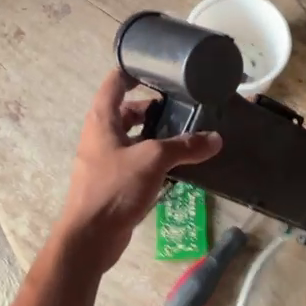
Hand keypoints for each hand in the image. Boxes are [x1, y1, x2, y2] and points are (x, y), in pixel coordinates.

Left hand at [52, 70, 222, 275]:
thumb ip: (185, 146)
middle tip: (183, 103)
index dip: (135, 69)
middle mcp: (100, 134)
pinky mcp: (112, 181)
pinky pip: (135, 159)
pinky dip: (153, 156)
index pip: (116, 81)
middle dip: (153, 105)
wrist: (89, 238)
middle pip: (127, 108)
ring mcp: (104, 159)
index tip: (162, 67)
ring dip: (155, 133)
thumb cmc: (115, 188)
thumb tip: (216, 139)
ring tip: (185, 131)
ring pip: (133, 136)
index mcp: (102, 119)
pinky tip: (176, 163)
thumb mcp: (153, 160)